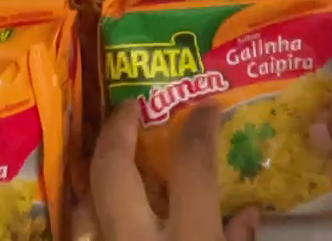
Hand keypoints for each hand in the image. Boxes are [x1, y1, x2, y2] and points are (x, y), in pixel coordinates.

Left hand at [90, 101, 261, 240]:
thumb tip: (248, 213)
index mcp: (188, 238)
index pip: (192, 164)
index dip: (201, 128)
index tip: (208, 107)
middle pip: (113, 171)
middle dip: (117, 130)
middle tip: (131, 104)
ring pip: (83, 204)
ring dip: (96, 173)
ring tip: (111, 148)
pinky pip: (84, 233)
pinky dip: (92, 214)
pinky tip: (102, 205)